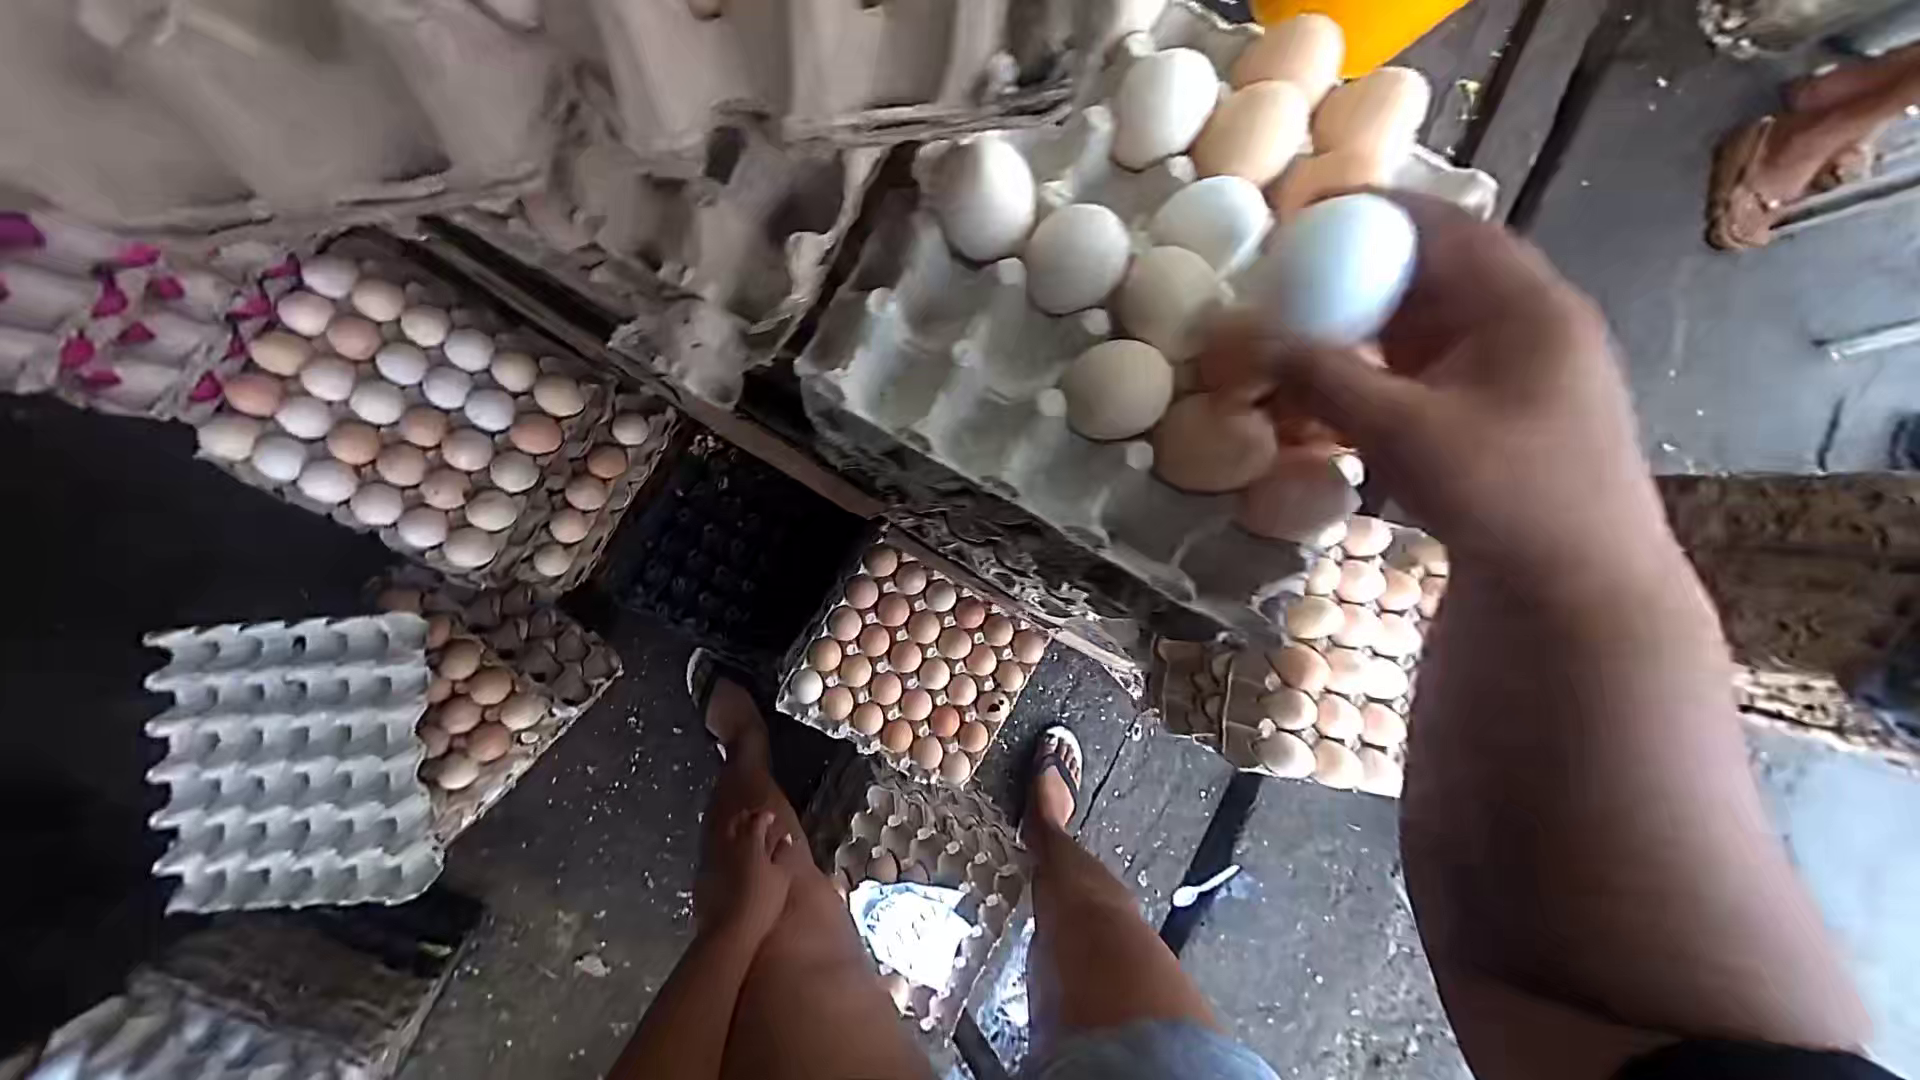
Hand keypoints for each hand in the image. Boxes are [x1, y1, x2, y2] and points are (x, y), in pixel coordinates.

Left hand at [695, 809, 794, 945]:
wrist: (729, 932)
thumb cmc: (762, 902)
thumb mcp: (782, 876)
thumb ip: (783, 854)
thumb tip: (785, 839)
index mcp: (751, 842)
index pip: (758, 820)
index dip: (766, 816)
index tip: (771, 817)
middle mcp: (730, 846)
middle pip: (736, 823)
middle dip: (745, 818)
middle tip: (753, 819)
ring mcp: (714, 860)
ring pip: (722, 837)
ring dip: (732, 832)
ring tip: (740, 837)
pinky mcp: (703, 877)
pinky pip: (713, 855)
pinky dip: (722, 851)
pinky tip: (727, 859)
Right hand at [1254, 195, 1670, 580]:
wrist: (1571, 583)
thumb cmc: (1504, 494)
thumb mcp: (1403, 431)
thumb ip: (1323, 379)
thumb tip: (1249, 342)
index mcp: (1521, 305)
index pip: (1443, 228)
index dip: (1373, 212)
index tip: (1303, 218)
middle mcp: (1514, 327)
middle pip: (1423, 277)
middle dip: (1348, 278)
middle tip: (1281, 288)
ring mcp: (1497, 373)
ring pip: (1413, 330)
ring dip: (1351, 334)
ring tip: (1289, 341)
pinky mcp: (1477, 412)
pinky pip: (1410, 375)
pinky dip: (1362, 377)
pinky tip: (1321, 397)